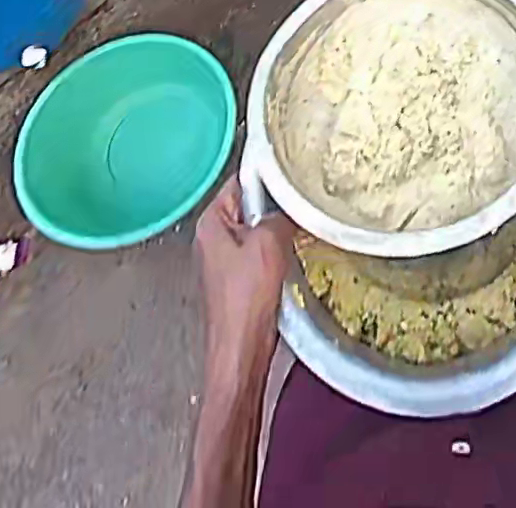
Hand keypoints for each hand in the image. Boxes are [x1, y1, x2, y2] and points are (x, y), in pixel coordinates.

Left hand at [195, 176, 295, 347]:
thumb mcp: (270, 240)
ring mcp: (226, 258)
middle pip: (252, 204)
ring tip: (304, 223)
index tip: (294, 166)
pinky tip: (296, 249)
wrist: (242, 348)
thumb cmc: (247, 295)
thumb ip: (281, 213)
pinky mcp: (240, 276)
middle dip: (278, 202)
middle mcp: (214, 237)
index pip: (241, 180)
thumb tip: (293, 206)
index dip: (269, 172)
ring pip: (260, 227)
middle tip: (304, 197)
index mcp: (211, 222)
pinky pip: (263, 248)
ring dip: (281, 227)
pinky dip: (280, 247)